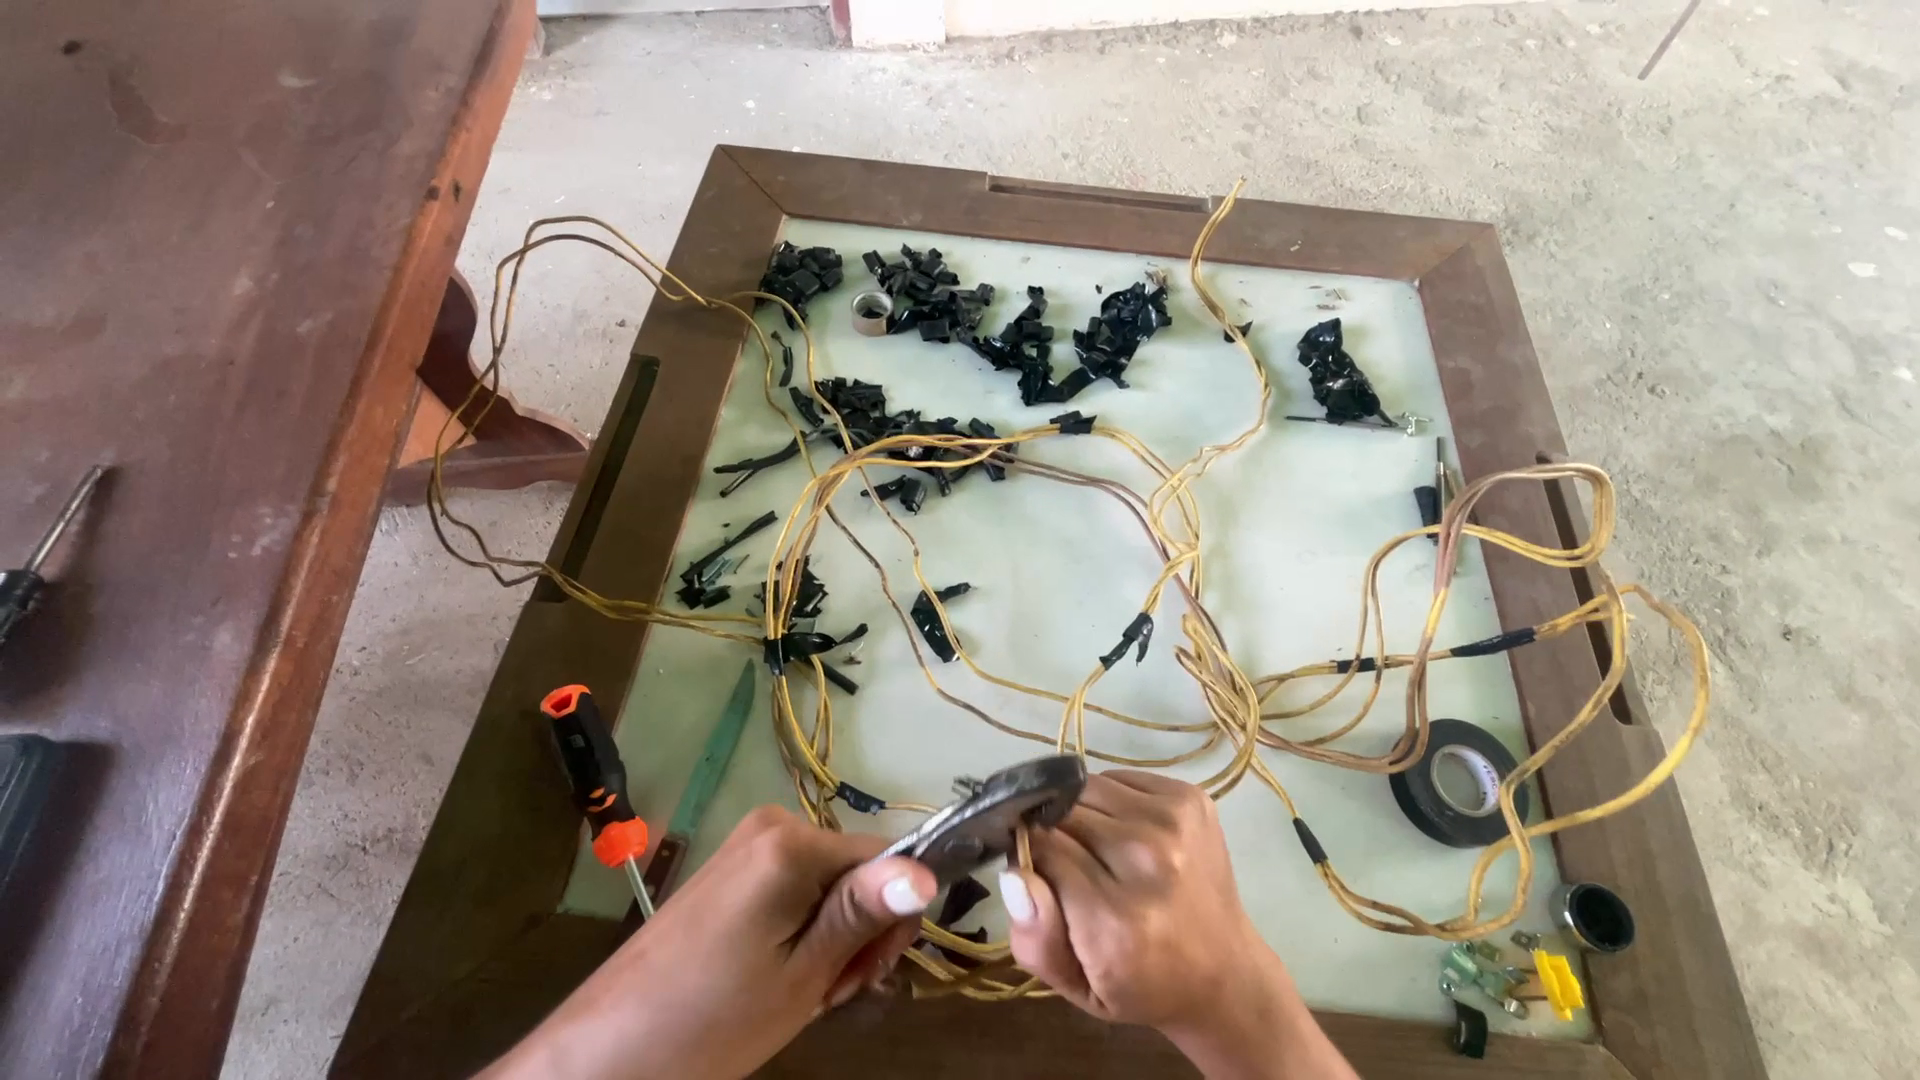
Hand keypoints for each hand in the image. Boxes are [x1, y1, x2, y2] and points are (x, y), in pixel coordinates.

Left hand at [482, 805, 935, 1079]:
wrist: (604, 1053)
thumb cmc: (713, 1020)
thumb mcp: (803, 974)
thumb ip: (863, 912)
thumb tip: (927, 872)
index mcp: (792, 841)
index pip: (886, 859)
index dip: (890, 917)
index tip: (866, 975)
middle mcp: (772, 824)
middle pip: (856, 869)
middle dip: (856, 930)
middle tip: (826, 991)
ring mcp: (746, 844)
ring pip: (828, 882)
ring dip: (829, 936)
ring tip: (797, 990)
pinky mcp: (729, 868)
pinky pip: (794, 885)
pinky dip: (799, 928)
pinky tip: (775, 973)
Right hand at [1000, 770, 1356, 1079]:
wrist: (1224, 973)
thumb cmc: (1140, 984)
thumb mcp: (1077, 986)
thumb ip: (1035, 938)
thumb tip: (1014, 873)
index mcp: (1115, 919)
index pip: (1042, 847)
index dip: (1030, 855)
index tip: (1039, 874)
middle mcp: (1148, 860)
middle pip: (1062, 812)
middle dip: (1053, 832)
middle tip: (1071, 867)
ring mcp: (1174, 822)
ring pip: (1087, 788)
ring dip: (1080, 812)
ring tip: (1098, 848)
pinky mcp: (1191, 798)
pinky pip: (1118, 778)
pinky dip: (1109, 799)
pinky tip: (1124, 831)